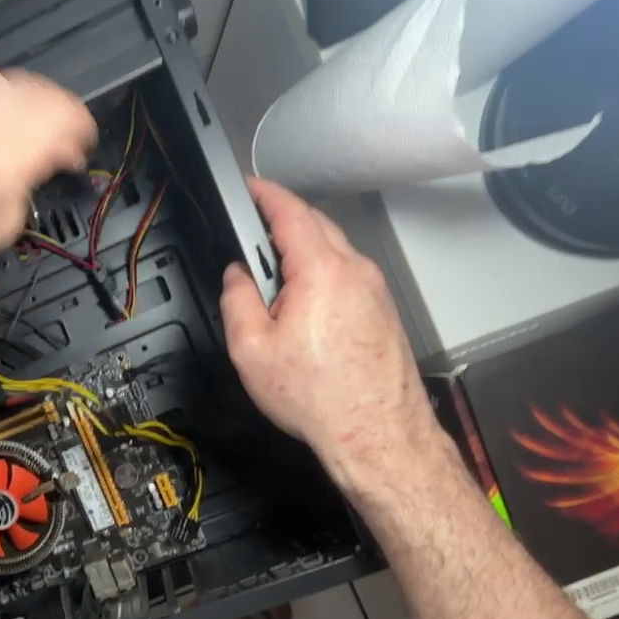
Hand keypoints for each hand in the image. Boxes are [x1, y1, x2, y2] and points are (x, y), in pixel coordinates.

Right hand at [220, 178, 447, 497]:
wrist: (375, 431)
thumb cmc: (320, 396)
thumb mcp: (251, 350)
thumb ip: (237, 299)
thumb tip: (237, 276)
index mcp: (321, 271)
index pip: (290, 210)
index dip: (264, 193)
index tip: (248, 187)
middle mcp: (355, 270)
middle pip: (314, 226)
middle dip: (280, 223)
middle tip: (250, 239)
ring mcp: (373, 289)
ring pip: (331, 252)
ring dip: (300, 254)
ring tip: (272, 288)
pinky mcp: (381, 309)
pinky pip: (345, 276)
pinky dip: (319, 277)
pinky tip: (301, 310)